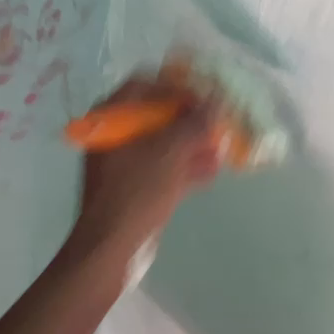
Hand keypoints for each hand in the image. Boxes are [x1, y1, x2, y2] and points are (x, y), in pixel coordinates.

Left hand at [66, 77, 221, 264]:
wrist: (112, 249)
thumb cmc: (136, 190)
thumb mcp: (169, 152)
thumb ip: (195, 123)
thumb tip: (217, 102)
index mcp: (111, 117)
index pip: (144, 84)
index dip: (175, 85)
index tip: (203, 92)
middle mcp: (115, 134)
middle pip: (157, 114)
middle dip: (190, 117)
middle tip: (218, 118)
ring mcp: (125, 163)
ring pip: (164, 142)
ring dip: (192, 142)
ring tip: (222, 143)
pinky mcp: (136, 187)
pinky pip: (164, 167)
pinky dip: (186, 166)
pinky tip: (214, 168)